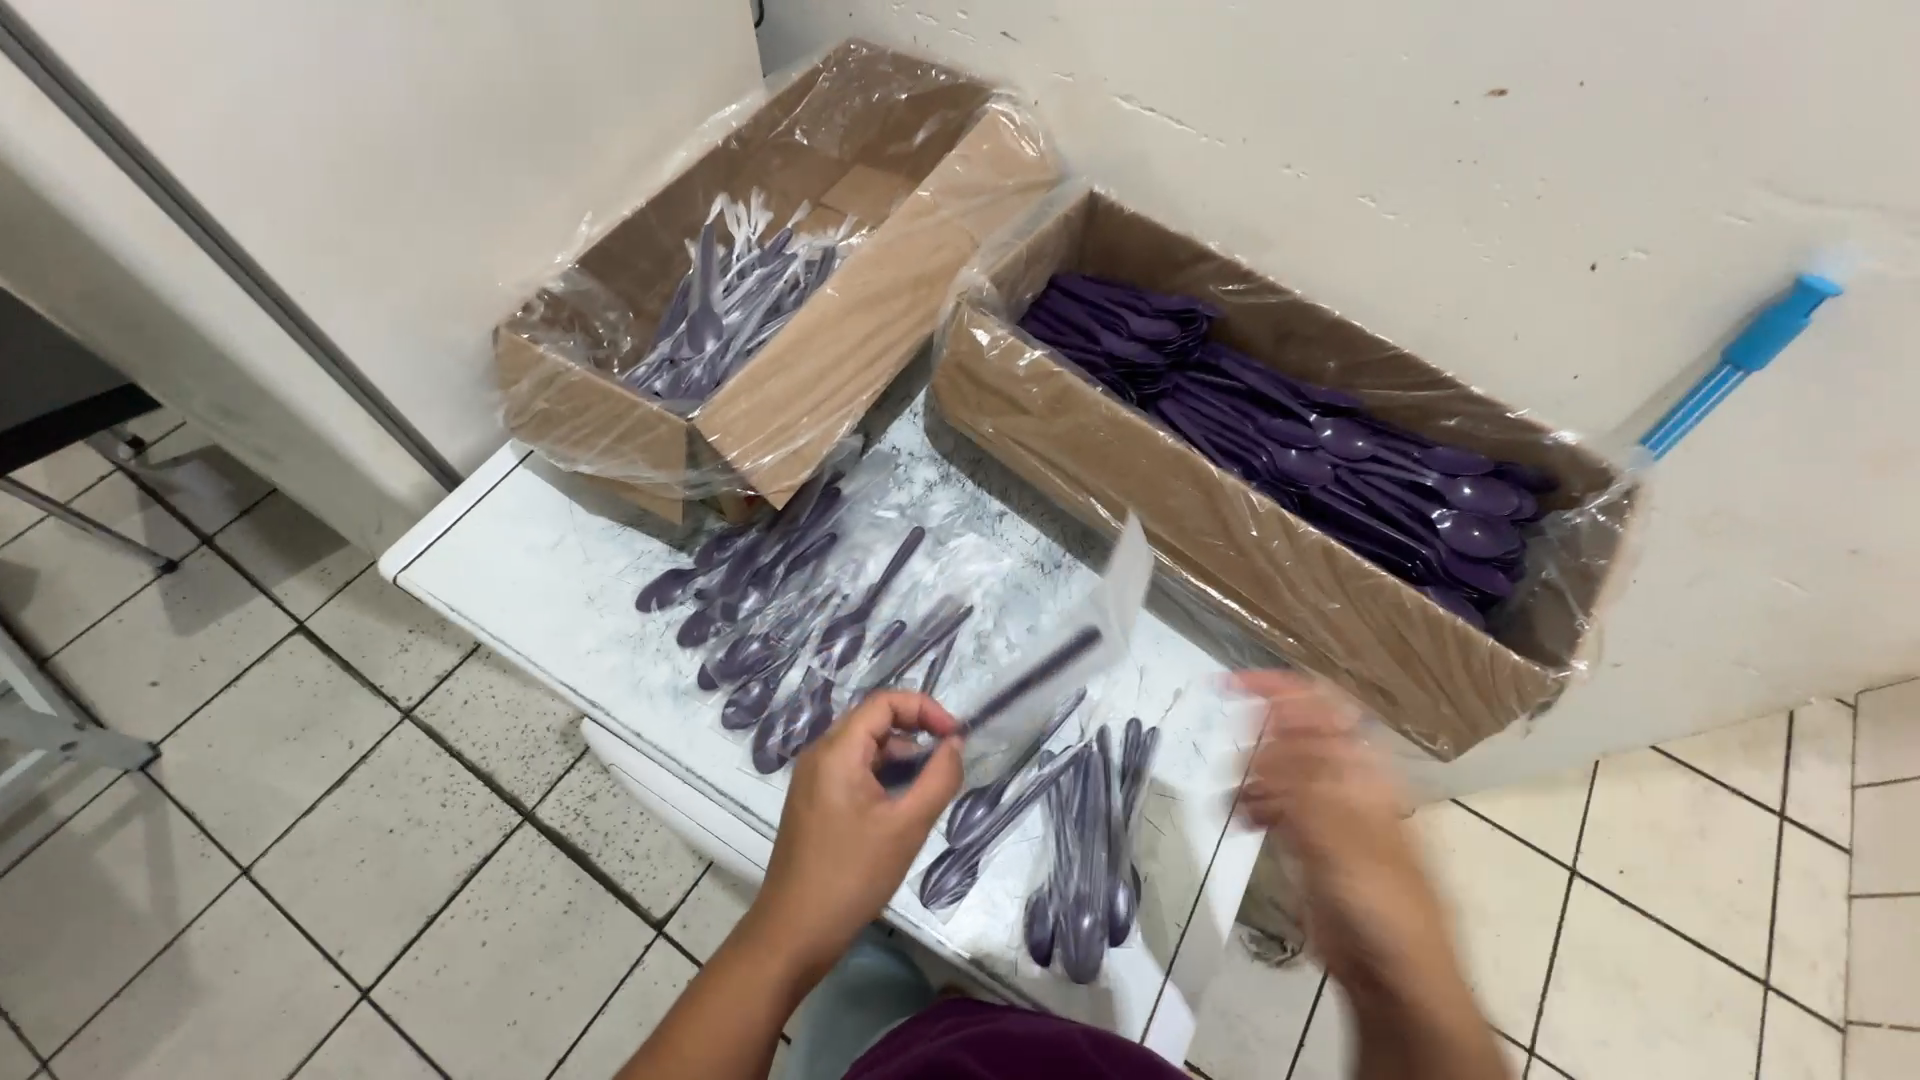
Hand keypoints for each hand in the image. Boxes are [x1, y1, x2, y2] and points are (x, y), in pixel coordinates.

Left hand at [746, 691, 963, 979]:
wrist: (793, 932)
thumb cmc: (852, 876)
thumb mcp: (907, 827)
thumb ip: (938, 779)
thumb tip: (955, 744)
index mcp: (836, 751)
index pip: (884, 702)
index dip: (925, 708)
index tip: (956, 735)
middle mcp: (820, 755)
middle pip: (873, 721)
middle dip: (916, 731)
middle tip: (949, 760)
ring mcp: (813, 779)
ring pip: (865, 748)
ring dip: (901, 756)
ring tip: (932, 787)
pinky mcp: (814, 802)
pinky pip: (854, 771)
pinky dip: (884, 776)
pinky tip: (904, 806)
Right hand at [1233, 671, 1456, 997]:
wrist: (1394, 975)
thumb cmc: (1381, 904)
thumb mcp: (1343, 839)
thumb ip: (1301, 786)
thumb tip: (1260, 744)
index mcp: (1364, 771)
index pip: (1322, 707)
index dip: (1280, 688)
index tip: (1231, 683)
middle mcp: (1345, 781)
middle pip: (1294, 734)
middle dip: (1258, 738)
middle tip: (1233, 760)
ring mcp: (1327, 810)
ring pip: (1278, 768)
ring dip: (1251, 774)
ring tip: (1237, 800)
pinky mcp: (1309, 840)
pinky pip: (1272, 803)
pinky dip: (1252, 802)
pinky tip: (1242, 818)